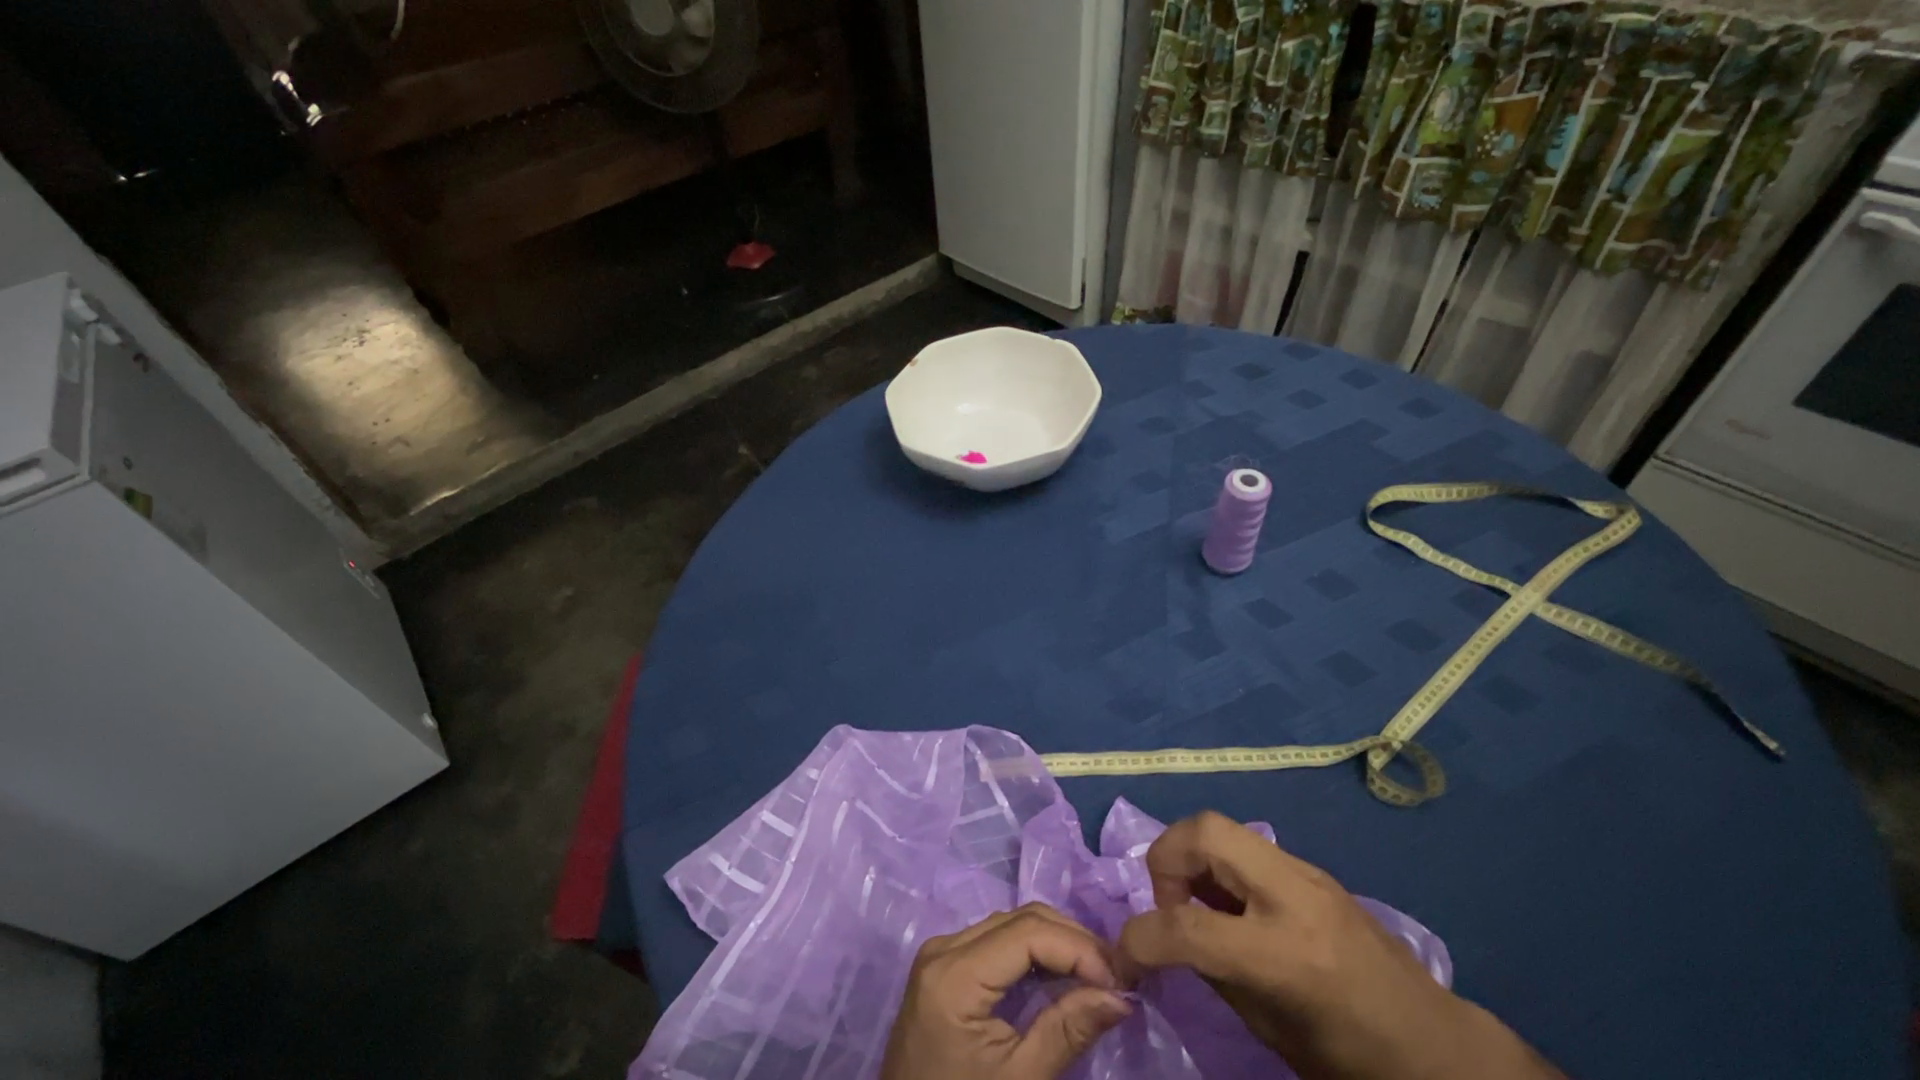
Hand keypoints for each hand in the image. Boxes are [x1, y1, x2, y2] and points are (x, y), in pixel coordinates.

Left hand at [880, 903, 1133, 1079]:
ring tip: (1099, 976)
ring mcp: (941, 953)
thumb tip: (1122, 996)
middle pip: (1022, 919)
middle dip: (1075, 941)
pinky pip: (997, 939)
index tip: (1120, 982)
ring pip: (1011, 923)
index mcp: (954, 974)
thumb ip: (1068, 1031)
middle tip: (1118, 977)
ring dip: (1058, 942)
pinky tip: (1065, 975)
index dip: (1080, 949)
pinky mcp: (944, 965)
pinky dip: (1035, 951)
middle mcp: (944, 948)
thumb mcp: (1019, 1079)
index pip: (1029, 932)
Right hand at [1119, 812, 1561, 1079]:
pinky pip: (1248, 849)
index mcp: (1284, 953)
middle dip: (1165, 859)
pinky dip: (1219, 867)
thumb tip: (1167, 940)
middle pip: (1205, 831)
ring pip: (1224, 828)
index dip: (1138, 941)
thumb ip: (1211, 971)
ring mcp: (1309, 874)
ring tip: (1195, 906)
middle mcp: (1295, 896)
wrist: (1433, 1045)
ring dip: (1192, 859)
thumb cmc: (1349, 1056)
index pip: (1184, 926)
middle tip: (1167, 905)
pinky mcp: (1316, 871)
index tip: (1125, 958)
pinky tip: (1228, 908)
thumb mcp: (1267, 1028)